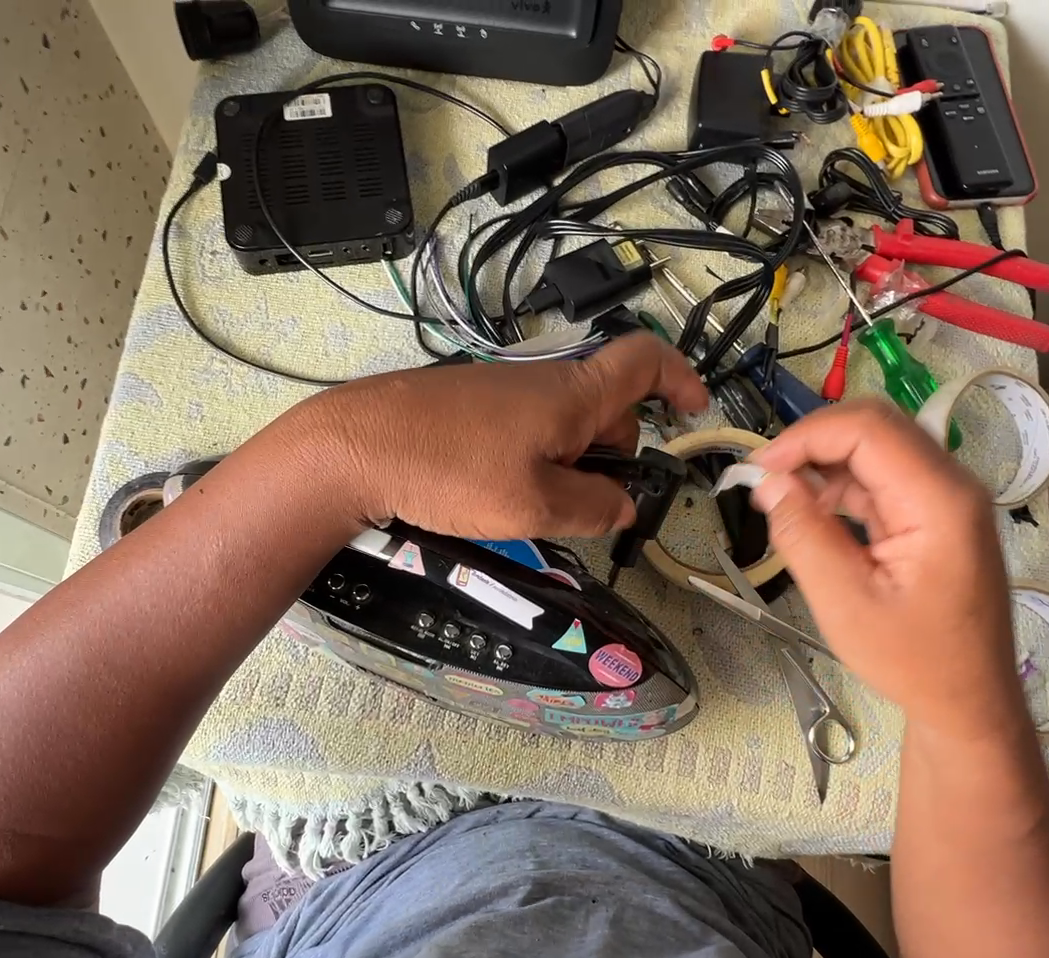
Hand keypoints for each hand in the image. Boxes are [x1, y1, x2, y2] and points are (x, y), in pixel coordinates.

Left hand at [276, 333, 707, 538]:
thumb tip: (627, 505)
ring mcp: (500, 388)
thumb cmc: (451, 471)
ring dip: (568, 461)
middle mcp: (541, 379)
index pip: (644, 360)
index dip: (680, 378)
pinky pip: (523, 426)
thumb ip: (592, 506)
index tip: (694, 411)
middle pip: (605, 403)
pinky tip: (496, 491)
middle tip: (587, 499)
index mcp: (571, 394)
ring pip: (561, 421)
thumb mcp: (534, 506)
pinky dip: (532, 457)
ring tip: (533, 504)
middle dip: (614, 450)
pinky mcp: (467, 404)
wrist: (354, 448)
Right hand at [750, 400, 1022, 729]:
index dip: (805, 437)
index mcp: (938, 501)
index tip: (758, 469)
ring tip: (780, 498)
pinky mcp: (935, 515)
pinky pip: (883, 478)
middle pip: (876, 427)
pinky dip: (840, 486)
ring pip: (877, 449)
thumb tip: (769, 482)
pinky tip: (812, 511)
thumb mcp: (844, 602)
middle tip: (765, 477)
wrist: (968, 701)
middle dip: (812, 442)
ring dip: (823, 463)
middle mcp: (951, 485)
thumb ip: (803, 534)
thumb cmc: (911, 659)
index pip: (868, 430)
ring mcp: (947, 499)